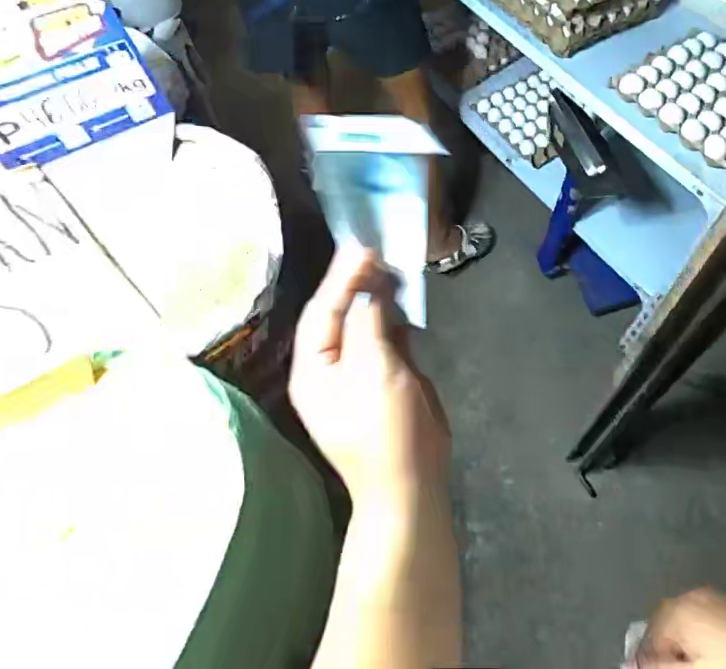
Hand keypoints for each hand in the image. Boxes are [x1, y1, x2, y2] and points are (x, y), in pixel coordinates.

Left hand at [289, 243, 449, 508]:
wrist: (411, 479)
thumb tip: (370, 286)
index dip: (342, 277)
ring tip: (392, 263)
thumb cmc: (385, 428)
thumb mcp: (374, 371)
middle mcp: (330, 365)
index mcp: (314, 368)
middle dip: (357, 281)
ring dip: (377, 293)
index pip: (322, 311)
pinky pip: (384, 334)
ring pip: (364, 321)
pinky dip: (393, 313)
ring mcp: (359, 369)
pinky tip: (404, 294)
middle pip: (340, 312)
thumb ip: (369, 323)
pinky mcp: (385, 374)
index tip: (363, 246)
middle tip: (378, 248)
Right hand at [639, 589, 725, 668]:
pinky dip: (709, 653)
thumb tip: (630, 664)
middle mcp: (700, 596)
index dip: (646, 663)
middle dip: (668, 656)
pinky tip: (723, 667)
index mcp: (683, 606)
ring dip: (688, 656)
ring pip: (692, 634)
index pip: (645, 636)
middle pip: (668, 630)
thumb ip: (656, 667)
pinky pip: (712, 634)